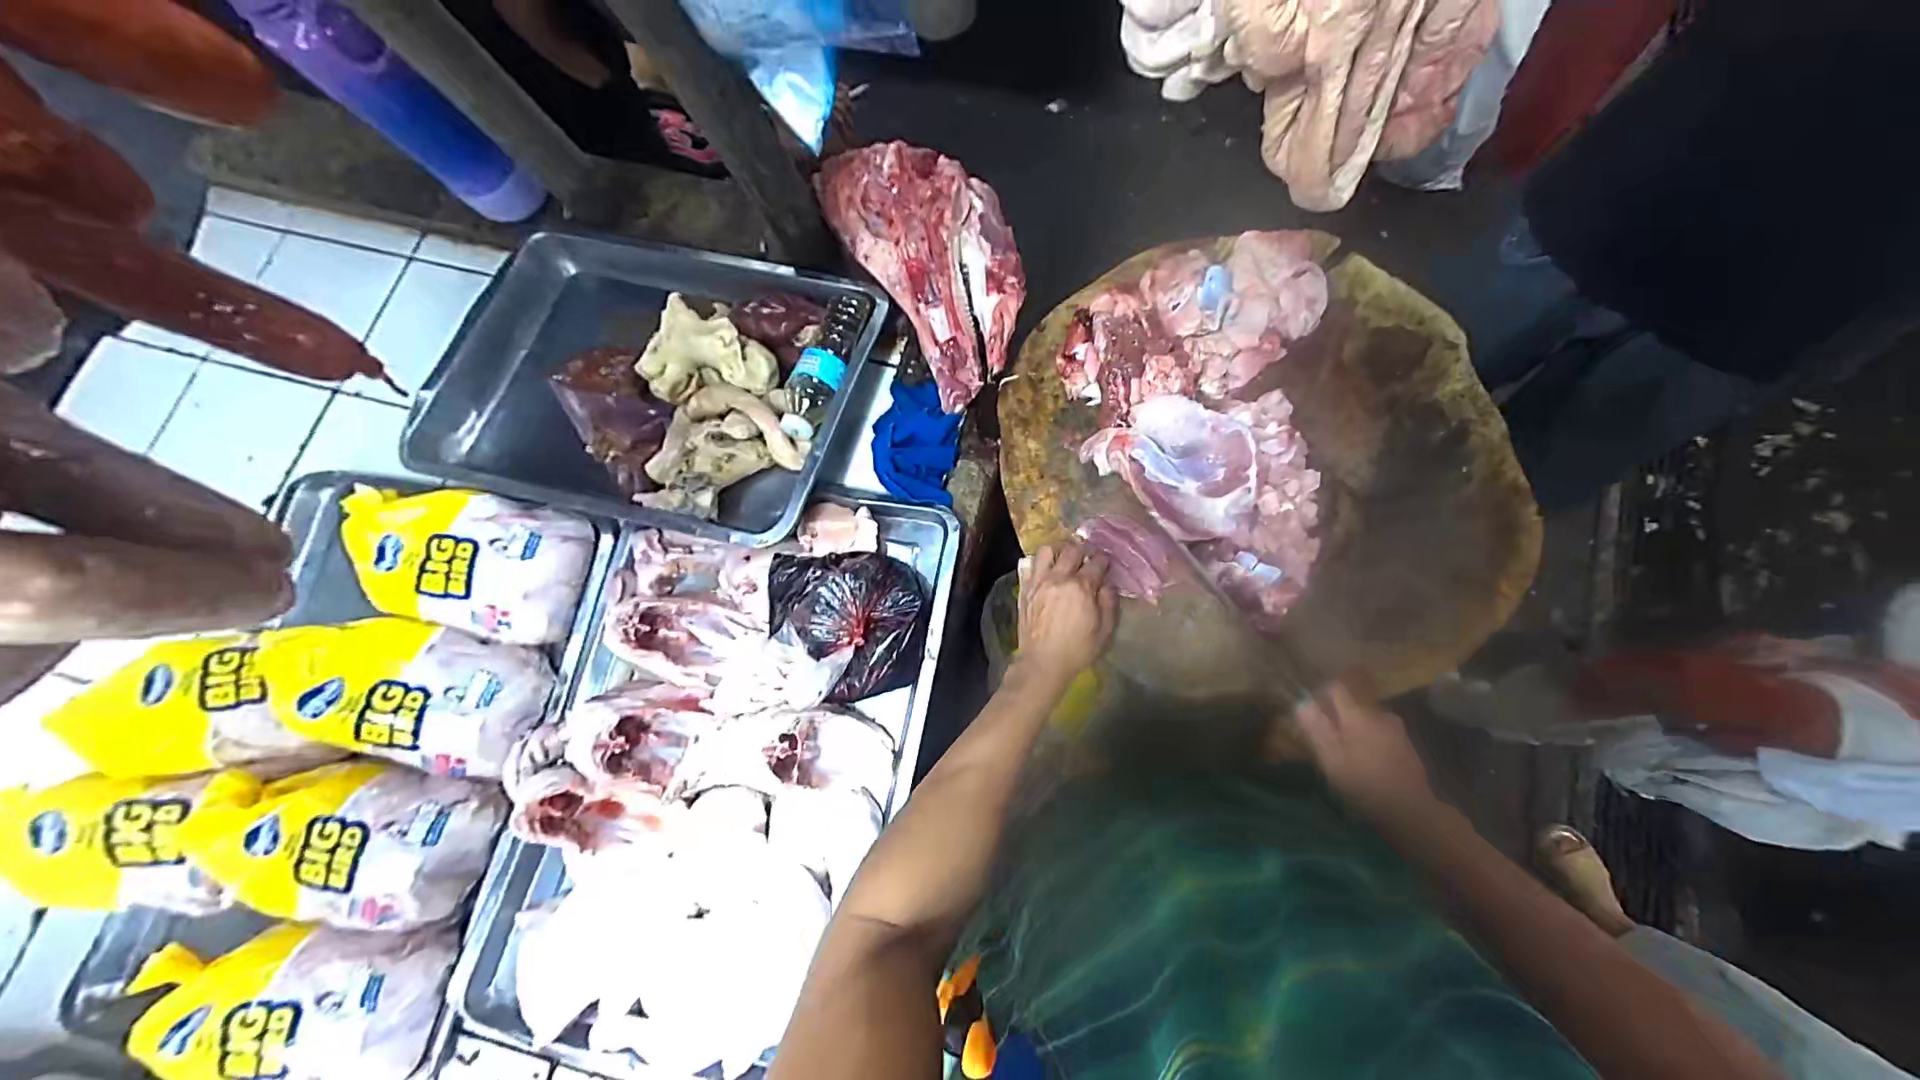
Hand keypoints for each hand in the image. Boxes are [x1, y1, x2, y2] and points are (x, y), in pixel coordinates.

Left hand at [1015, 542, 1115, 681]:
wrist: (1042, 662)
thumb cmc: (1077, 649)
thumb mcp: (1104, 630)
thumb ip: (1108, 603)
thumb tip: (1107, 584)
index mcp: (1082, 586)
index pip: (1096, 562)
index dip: (1103, 561)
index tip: (1104, 565)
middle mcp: (1059, 578)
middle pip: (1071, 550)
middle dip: (1082, 552)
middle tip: (1085, 562)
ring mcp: (1038, 581)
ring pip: (1046, 550)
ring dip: (1057, 553)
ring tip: (1062, 562)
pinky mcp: (1024, 588)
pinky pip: (1028, 565)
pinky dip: (1038, 564)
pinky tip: (1044, 572)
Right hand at [1296, 681, 1438, 823]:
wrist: (1410, 808)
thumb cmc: (1363, 782)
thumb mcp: (1331, 758)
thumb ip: (1316, 727)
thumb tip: (1302, 703)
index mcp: (1359, 714)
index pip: (1337, 687)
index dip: (1321, 694)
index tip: (1313, 712)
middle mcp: (1380, 714)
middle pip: (1352, 702)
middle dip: (1336, 714)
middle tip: (1326, 738)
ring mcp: (1396, 728)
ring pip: (1366, 717)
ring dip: (1352, 727)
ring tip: (1345, 751)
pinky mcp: (1406, 743)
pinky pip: (1379, 729)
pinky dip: (1368, 737)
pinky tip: (1365, 760)